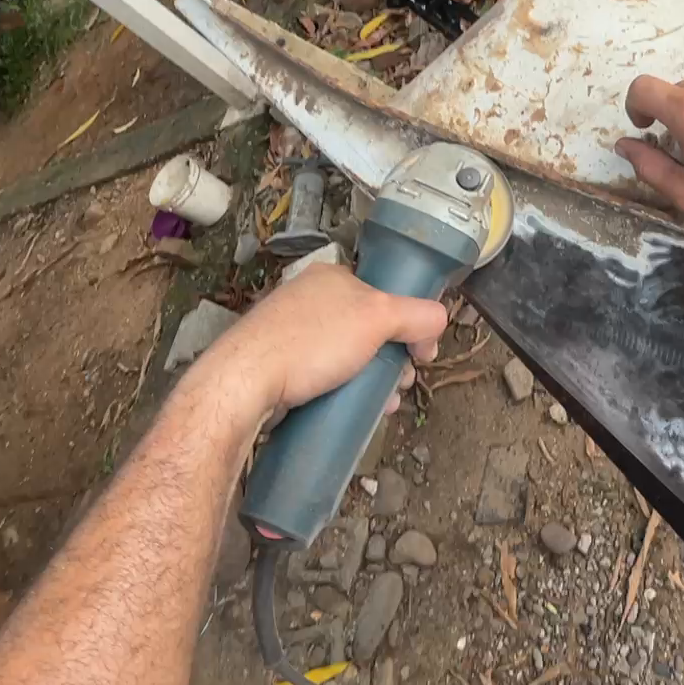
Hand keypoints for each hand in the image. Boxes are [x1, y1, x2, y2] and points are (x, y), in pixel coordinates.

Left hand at [189, 264, 448, 416]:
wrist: (243, 383)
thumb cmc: (312, 343)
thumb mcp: (380, 318)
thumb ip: (419, 315)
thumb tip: (440, 321)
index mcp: (333, 276)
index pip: (386, 294)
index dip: (409, 324)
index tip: (417, 355)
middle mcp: (311, 297)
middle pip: (370, 327)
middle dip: (393, 358)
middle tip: (399, 384)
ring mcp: (290, 330)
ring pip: (349, 354)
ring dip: (372, 378)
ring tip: (380, 405)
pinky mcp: (277, 362)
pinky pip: (323, 373)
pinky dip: (343, 389)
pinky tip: (351, 408)